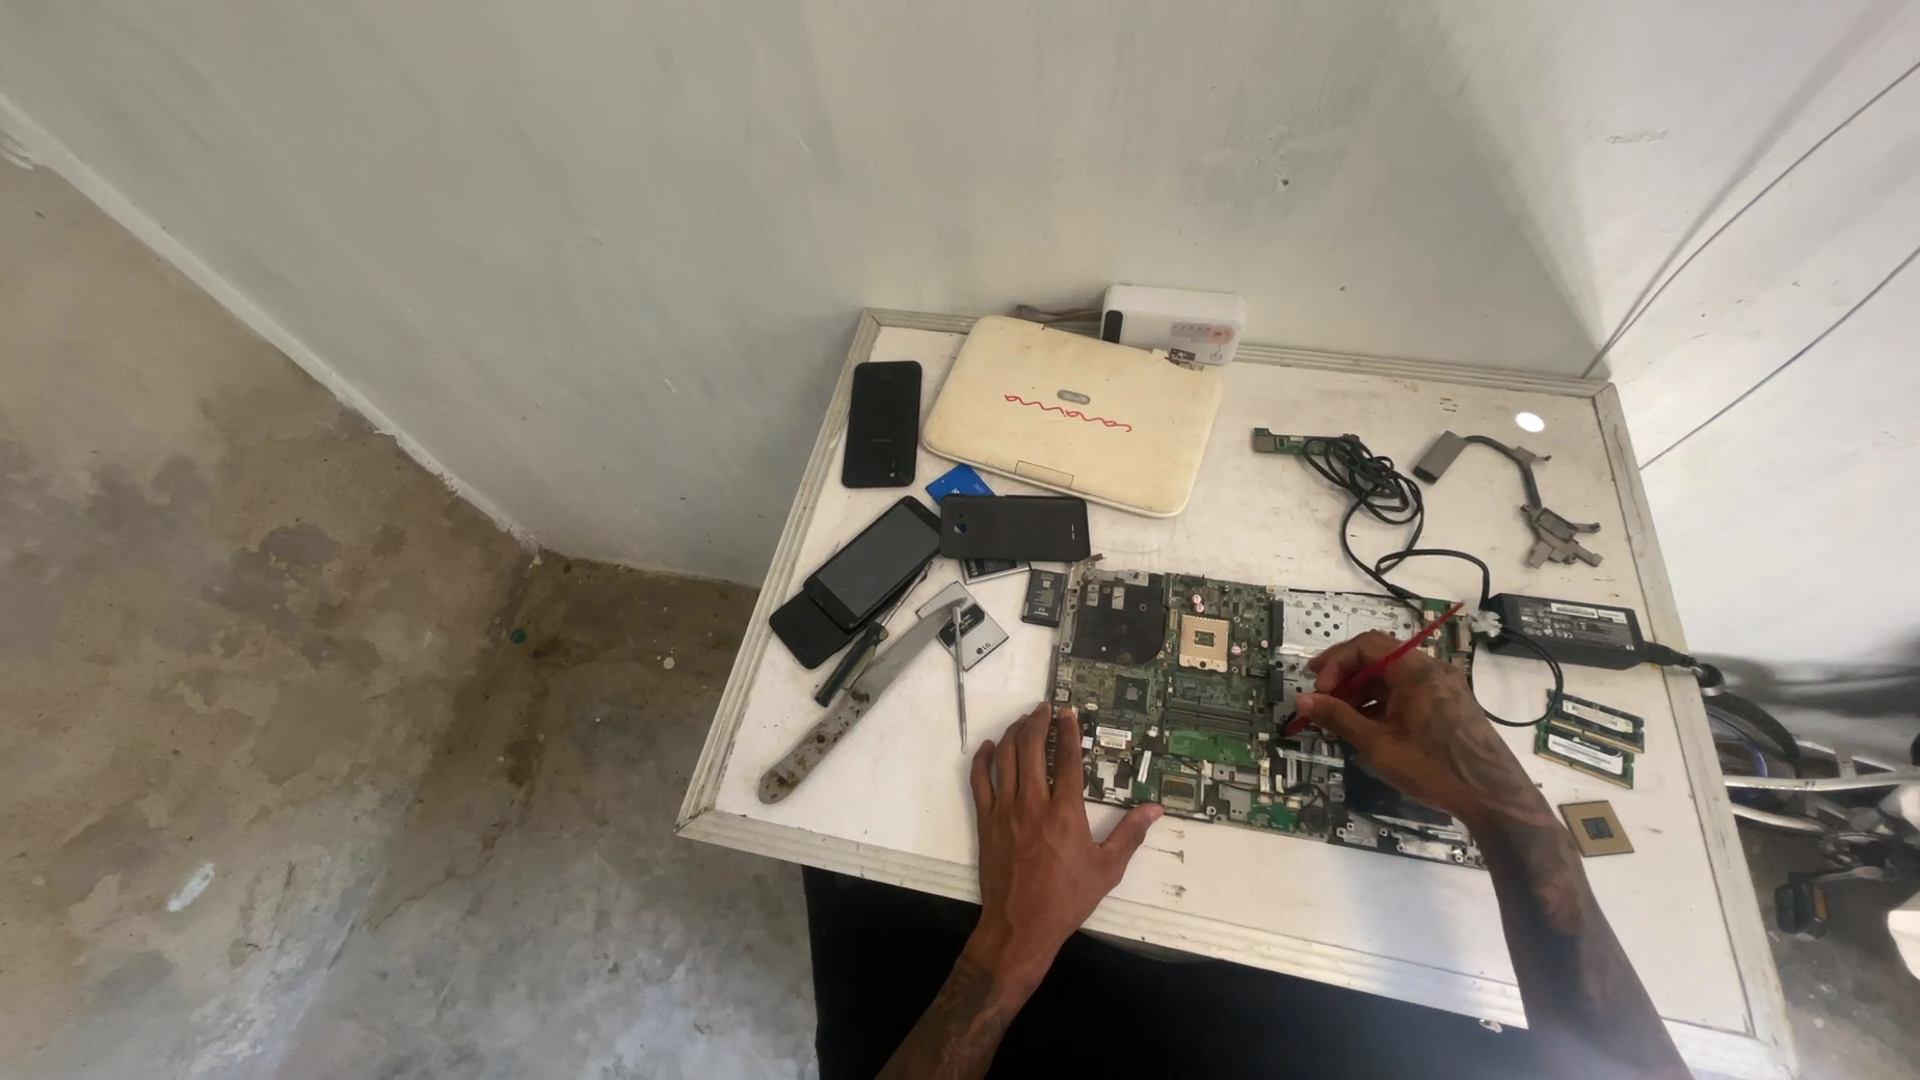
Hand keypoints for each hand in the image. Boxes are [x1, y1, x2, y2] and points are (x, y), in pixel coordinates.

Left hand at [964, 703, 1160, 991]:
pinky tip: (990, 747)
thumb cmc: (1066, 900)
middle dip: (1038, 722)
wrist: (1020, 927)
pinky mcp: (986, 820)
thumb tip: (1154, 809)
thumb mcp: (1107, 871)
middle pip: (1032, 748)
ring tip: (1024, 721)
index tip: (1068, 713)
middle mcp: (1033, 804)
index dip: (1068, 732)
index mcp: (1065, 813)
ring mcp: (1005, 810)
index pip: (1068, 760)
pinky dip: (983, 759)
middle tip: (1045, 709)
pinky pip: (980, 780)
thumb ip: (1130, 835)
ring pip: (1006, 757)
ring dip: (1014, 733)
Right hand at [1297, 630, 1542, 829]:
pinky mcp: (1449, 704)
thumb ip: (1337, 717)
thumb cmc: (1434, 768)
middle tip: (1322, 697)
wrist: (1495, 799)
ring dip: (1361, 689)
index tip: (1319, 690)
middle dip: (1345, 674)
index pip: (1365, 645)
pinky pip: (1407, 690)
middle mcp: (1431, 670)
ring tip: (1341, 716)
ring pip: (1391, 675)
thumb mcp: (1377, 744)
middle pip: (1378, 656)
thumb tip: (1303, 700)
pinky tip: (1368, 725)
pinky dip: (1382, 700)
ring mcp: (1443, 686)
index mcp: (1415, 671)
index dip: (1335, 662)